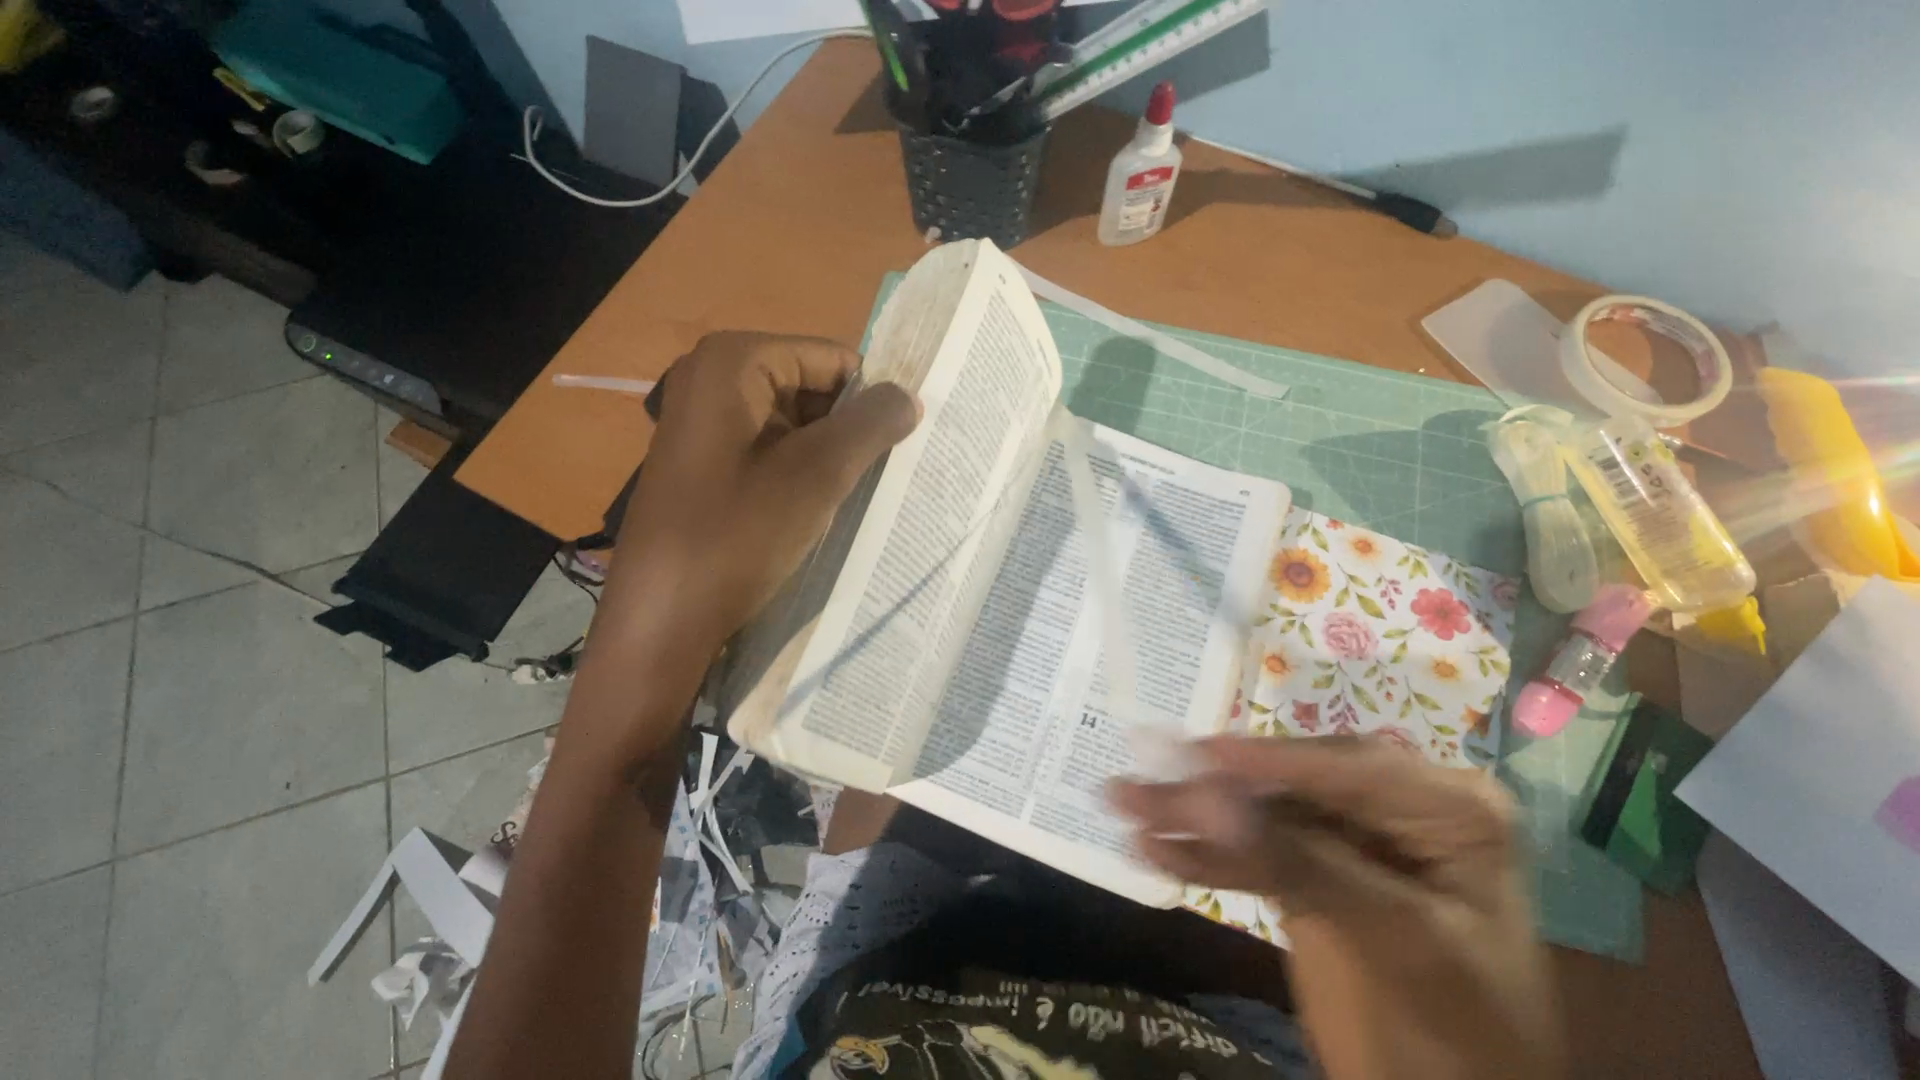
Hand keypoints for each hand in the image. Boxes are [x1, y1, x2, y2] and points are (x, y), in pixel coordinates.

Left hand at [599, 332, 920, 664]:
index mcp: (734, 361)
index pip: (834, 360)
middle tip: (875, 479)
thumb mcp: (817, 475)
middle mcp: (711, 378)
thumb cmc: (737, 536)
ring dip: (827, 459)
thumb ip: (872, 424)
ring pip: (795, 425)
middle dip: (847, 431)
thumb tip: (910, 396)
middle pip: (813, 388)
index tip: (896, 450)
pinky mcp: (701, 464)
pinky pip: (769, 452)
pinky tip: (812, 514)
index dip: (870, 402)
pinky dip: (799, 476)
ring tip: (846, 500)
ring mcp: (702, 423)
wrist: (661, 619)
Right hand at [1110, 737, 1561, 1078]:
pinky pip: (1257, 857)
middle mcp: (1398, 809)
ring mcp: (1353, 842)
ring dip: (1194, 818)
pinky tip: (1156, 852)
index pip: (1350, 770)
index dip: (1267, 760)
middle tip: (1136, 784)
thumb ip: (1302, 863)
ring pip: (1263, 818)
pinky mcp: (1316, 875)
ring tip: (1123, 806)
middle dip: (1212, 790)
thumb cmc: (1460, 1030)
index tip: (1195, 752)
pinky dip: (1208, 858)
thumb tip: (1212, 799)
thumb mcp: (1393, 938)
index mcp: (1450, 809)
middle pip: (1292, 787)